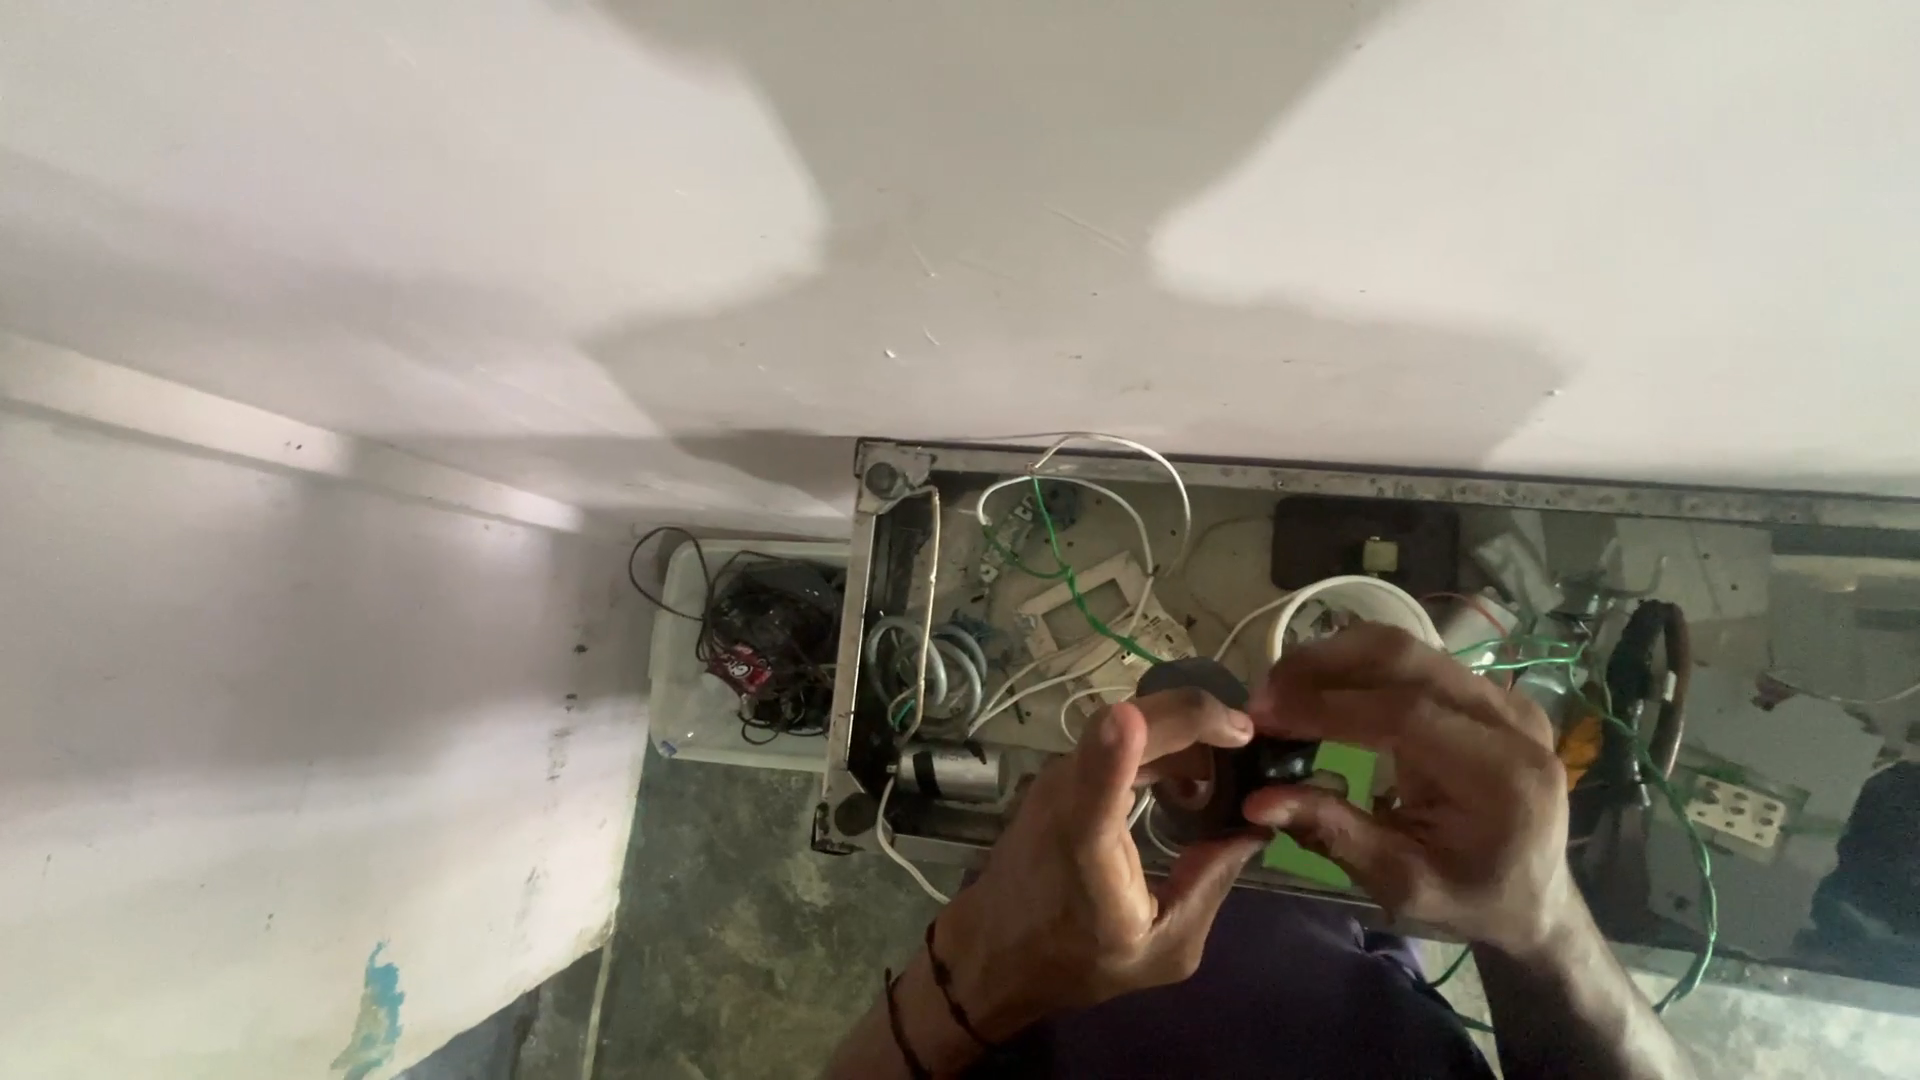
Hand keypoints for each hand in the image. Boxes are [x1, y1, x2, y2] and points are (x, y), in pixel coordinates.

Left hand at [933, 689, 1269, 1037]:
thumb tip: (1251, 827)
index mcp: (1087, 835)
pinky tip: (1189, 774)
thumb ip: (1208, 884)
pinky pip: (1115, 737)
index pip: (1103, 763)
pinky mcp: (1062, 772)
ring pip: (1124, 720)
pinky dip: (1159, 742)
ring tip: (1228, 760)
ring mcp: (1060, 773)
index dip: (1149, 728)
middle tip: (1248, 739)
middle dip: (1197, 716)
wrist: (997, 947)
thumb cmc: (1075, 957)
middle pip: (1129, 719)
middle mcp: (1067, 788)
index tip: (1224, 724)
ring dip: (1179, 728)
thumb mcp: (1162, 947)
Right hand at [1243, 623, 1576, 956]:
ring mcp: (1499, 697)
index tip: (1262, 718)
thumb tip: (1256, 798)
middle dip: (1318, 667)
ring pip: (1399, 644)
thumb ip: (1331, 832)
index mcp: (1503, 776)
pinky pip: (1406, 654)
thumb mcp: (1398, 882)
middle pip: (1401, 658)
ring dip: (1328, 657)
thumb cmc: (1467, 897)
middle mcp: (1510, 722)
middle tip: (1262, 696)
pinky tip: (1316, 685)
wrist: (1534, 897)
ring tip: (1280, 688)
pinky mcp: (1481, 688)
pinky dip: (1350, 661)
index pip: (1403, 714)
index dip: (1324, 708)